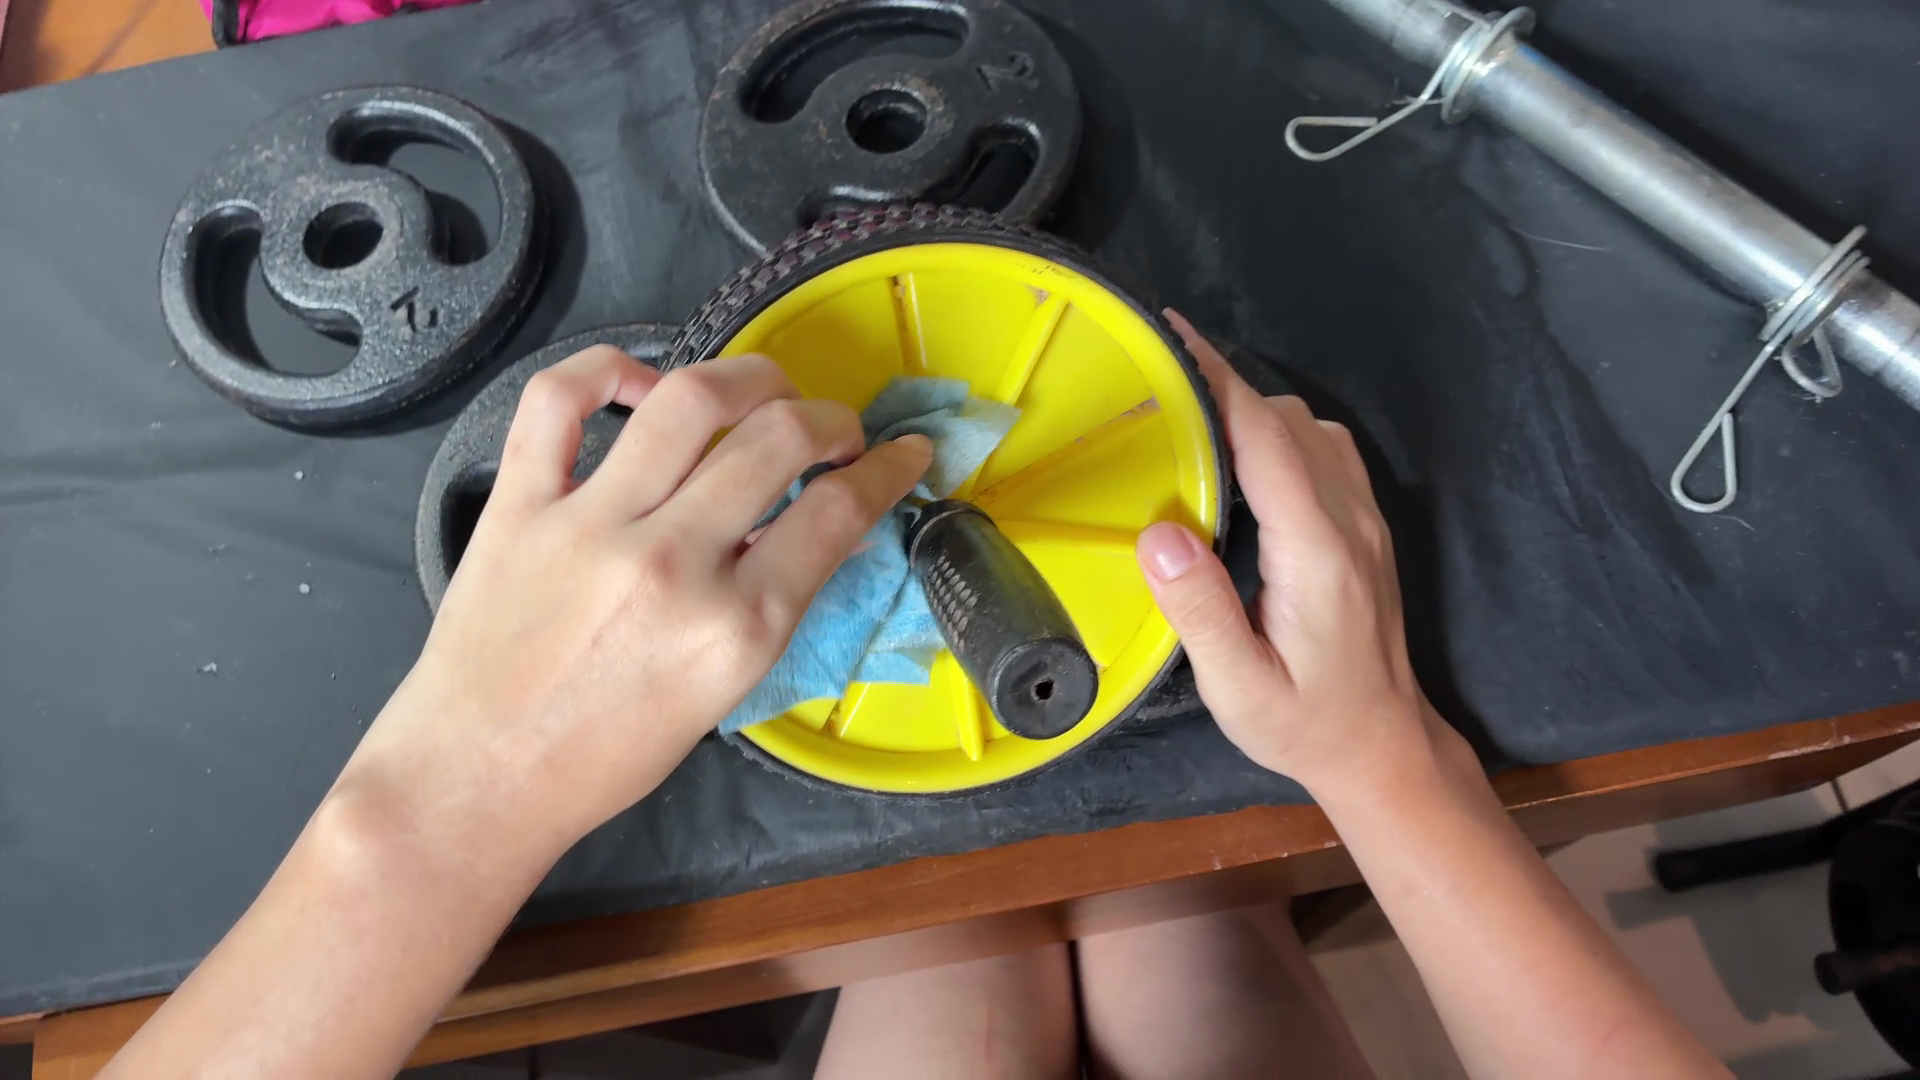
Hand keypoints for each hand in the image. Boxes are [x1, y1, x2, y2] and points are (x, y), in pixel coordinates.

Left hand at [345, 346, 930, 868]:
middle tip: (835, 432)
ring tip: (768, 390)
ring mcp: (588, 524)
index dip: (889, 469)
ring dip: (752, 377)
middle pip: (780, 438)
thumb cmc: (618, 752)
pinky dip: (611, 369)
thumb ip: (782, 596)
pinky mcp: (517, 505)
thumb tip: (826, 520)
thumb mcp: (732, 686)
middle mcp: (672, 562)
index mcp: (738, 625)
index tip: (904, 453)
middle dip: (833, 419)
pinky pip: (559, 401)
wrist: (481, 781)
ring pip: (690, 399)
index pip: (839, 512)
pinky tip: (646, 383)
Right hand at [1136, 313, 1445, 795]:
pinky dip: (1276, 434)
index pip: (1266, 437)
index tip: (1172, 336)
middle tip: (1157, 387)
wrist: (1381, 746)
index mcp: (1315, 550)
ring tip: (1191, 421)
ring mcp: (1364, 519)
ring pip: (1309, 428)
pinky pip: (1323, 451)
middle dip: (1224, 388)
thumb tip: (1159, 534)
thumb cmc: (1303, 722)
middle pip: (1287, 420)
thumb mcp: (1238, 687)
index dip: (1218, 379)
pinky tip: (1241, 460)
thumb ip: (1201, 610)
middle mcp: (1348, 519)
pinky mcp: (1363, 527)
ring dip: (1250, 410)